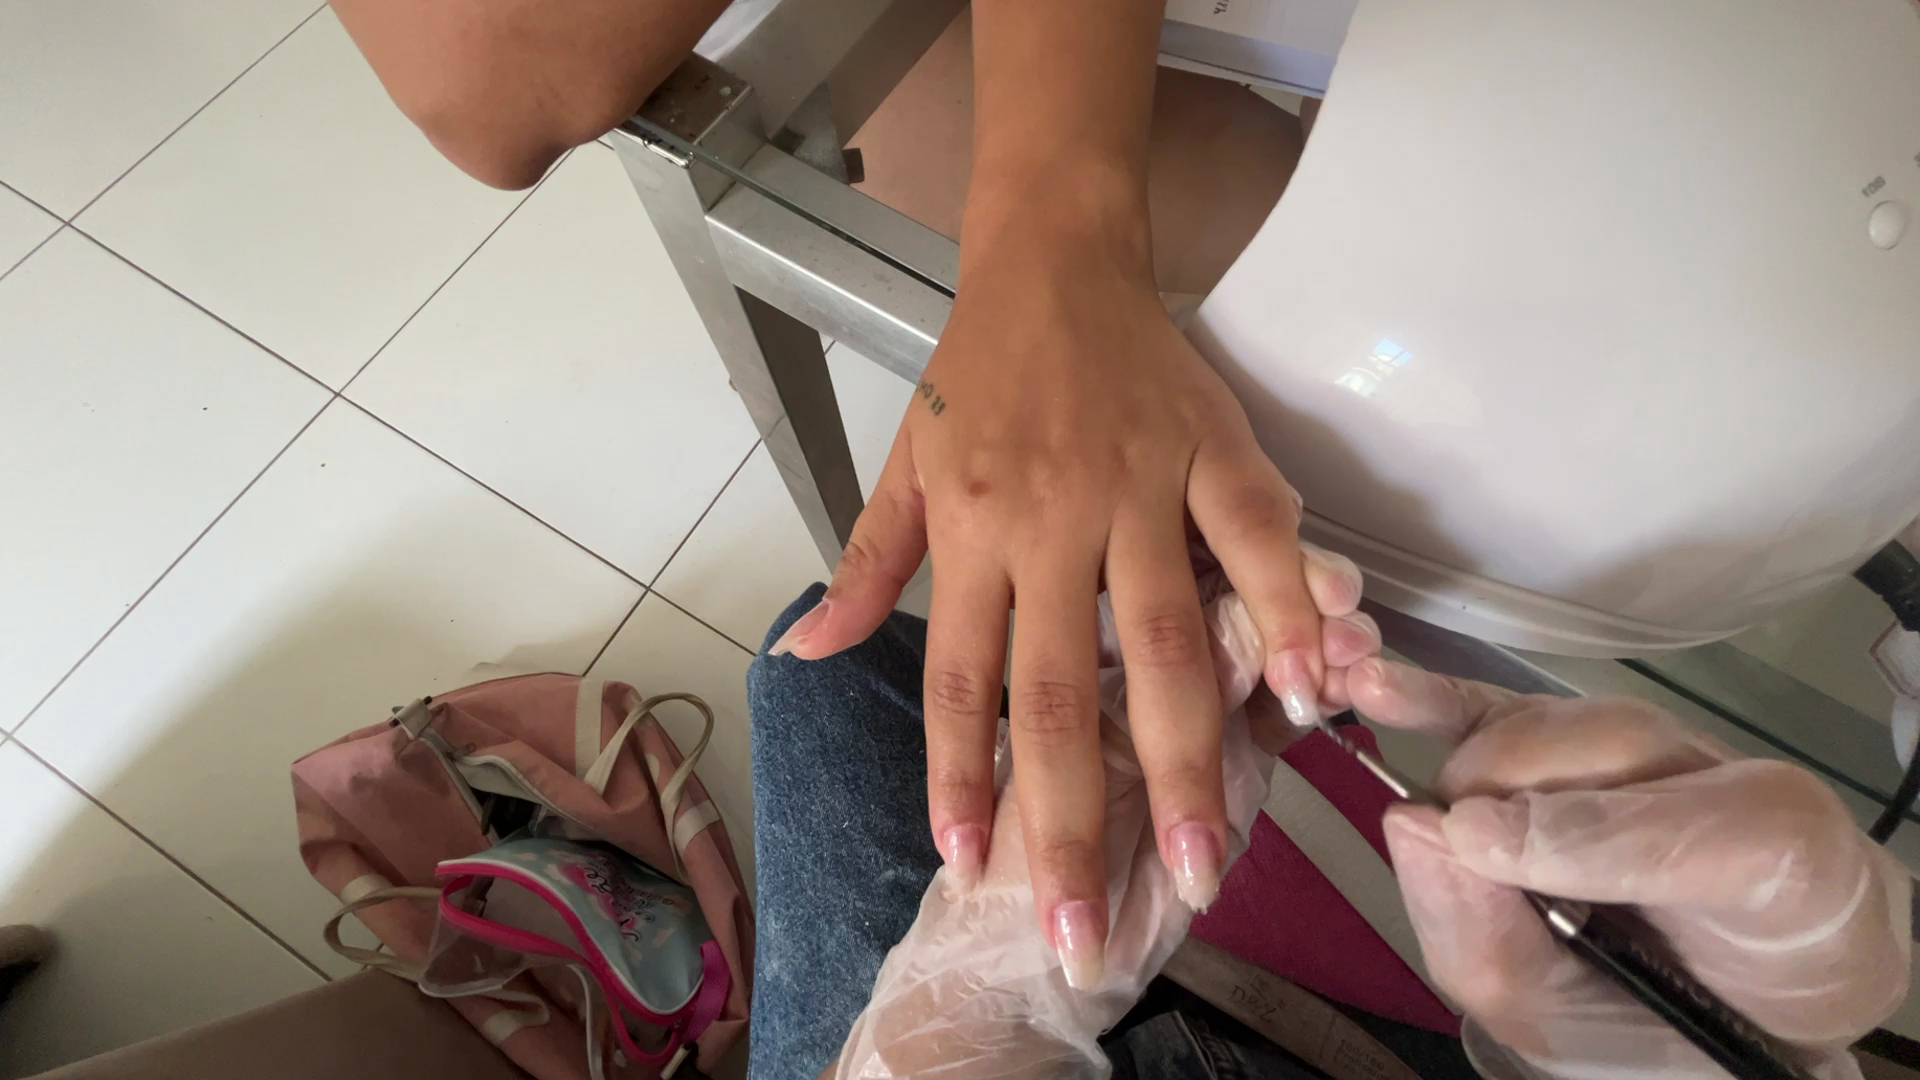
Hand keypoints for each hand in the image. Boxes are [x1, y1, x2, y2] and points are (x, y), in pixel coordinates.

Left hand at [770, 223, 1352, 984]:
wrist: (1053, 265)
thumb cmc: (975, 372)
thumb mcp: (903, 462)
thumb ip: (863, 563)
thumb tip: (806, 652)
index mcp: (972, 525)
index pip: (962, 675)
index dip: (962, 774)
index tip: (970, 864)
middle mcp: (1054, 519)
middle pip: (1065, 687)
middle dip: (1073, 818)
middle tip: (1086, 929)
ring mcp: (1144, 486)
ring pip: (1169, 638)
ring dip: (1188, 759)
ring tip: (1200, 865)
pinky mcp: (1217, 451)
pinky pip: (1263, 546)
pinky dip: (1292, 621)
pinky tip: (1311, 703)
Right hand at [1349, 660, 1912, 1079]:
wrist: (1658, 986)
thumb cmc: (1632, 1015)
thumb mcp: (1569, 1025)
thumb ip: (1493, 944)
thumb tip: (1415, 825)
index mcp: (1798, 889)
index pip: (1724, 834)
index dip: (1590, 833)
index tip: (1474, 845)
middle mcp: (1733, 787)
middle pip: (1612, 748)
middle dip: (1504, 798)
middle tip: (1467, 864)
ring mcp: (1650, 740)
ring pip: (1548, 720)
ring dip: (1472, 770)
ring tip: (1454, 830)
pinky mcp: (1563, 721)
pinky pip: (1495, 697)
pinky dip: (1429, 695)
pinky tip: (1376, 687)